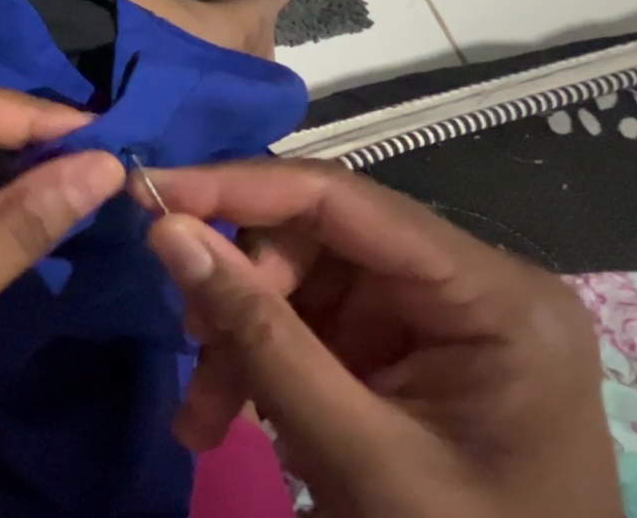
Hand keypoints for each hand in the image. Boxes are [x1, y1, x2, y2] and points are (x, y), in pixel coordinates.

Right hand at [136, 161, 620, 517]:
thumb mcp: (354, 450)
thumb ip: (258, 333)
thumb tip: (164, 230)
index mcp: (491, 294)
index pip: (339, 197)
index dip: (233, 186)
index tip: (145, 192)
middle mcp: (463, 281)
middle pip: (309, 237)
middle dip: (238, 288)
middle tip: (190, 340)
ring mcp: (429, 313)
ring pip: (290, 279)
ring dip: (235, 336)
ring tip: (205, 412)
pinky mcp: (397, 343)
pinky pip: (299, 320)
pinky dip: (253, 361)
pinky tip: (229, 416)